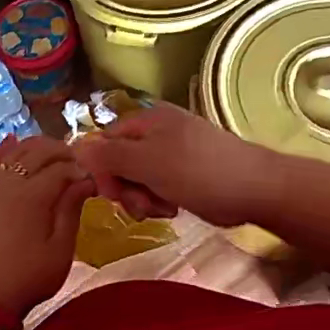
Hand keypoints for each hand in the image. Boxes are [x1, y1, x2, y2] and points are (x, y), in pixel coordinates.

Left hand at [0, 134, 95, 312]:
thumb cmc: (33, 273)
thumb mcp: (62, 246)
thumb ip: (72, 208)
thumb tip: (86, 179)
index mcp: (33, 196)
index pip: (62, 168)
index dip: (82, 170)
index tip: (97, 182)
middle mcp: (14, 185)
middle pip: (40, 152)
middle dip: (64, 152)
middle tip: (83, 167)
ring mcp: (1, 188)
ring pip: (19, 152)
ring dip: (41, 146)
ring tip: (62, 155)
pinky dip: (5, 150)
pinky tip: (12, 138)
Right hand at [73, 103, 286, 226]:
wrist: (255, 189)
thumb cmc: (199, 172)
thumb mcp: (149, 162)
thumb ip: (110, 155)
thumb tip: (74, 147)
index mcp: (147, 120)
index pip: (104, 141)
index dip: (102, 169)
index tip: (111, 194)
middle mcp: (158, 132)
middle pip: (120, 161)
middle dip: (126, 188)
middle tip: (142, 207)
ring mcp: (173, 153)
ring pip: (138, 178)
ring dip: (143, 198)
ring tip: (163, 208)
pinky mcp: (186, 174)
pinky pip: (158, 187)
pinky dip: (160, 200)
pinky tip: (174, 209)